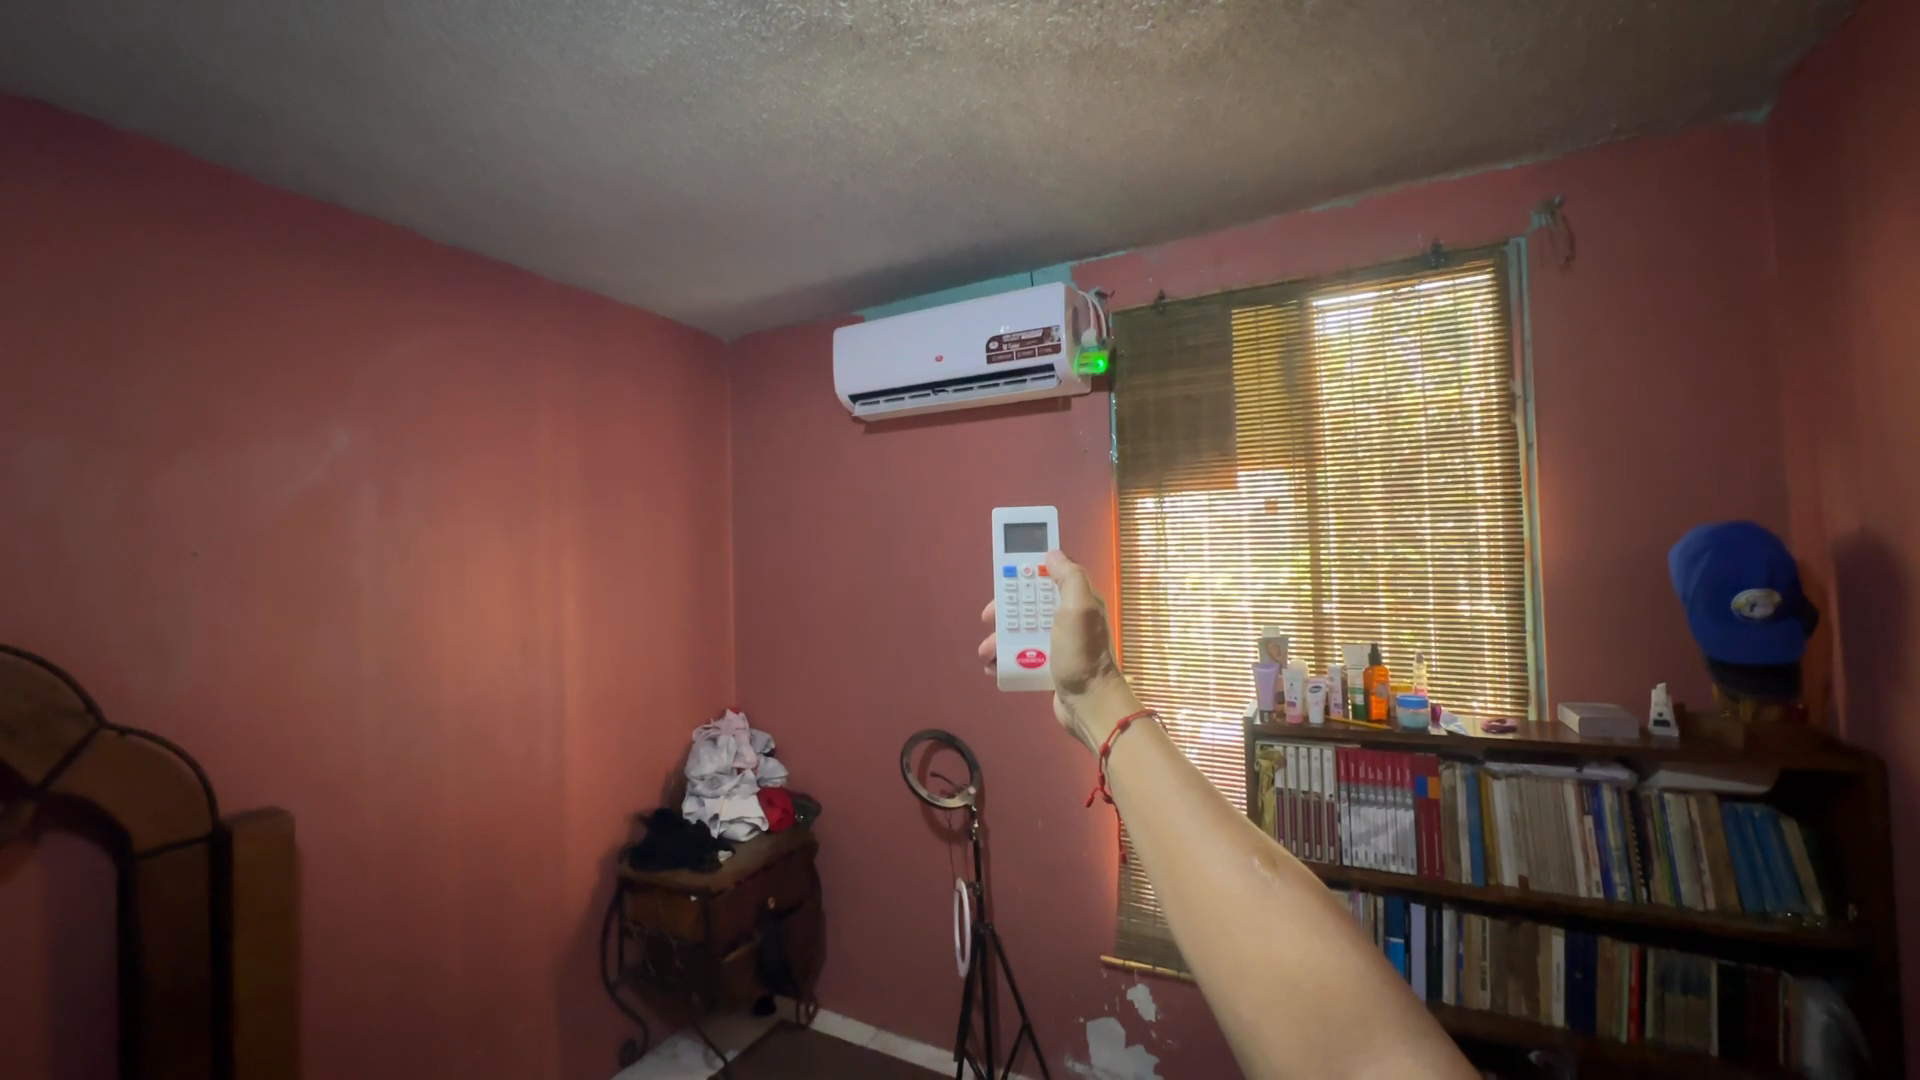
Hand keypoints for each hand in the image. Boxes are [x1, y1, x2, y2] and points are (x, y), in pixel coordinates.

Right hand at [978, 550, 1141, 751]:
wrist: (1089, 704)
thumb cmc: (1081, 653)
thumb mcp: (1079, 607)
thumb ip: (1068, 576)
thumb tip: (1053, 553)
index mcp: (1075, 599)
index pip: (1049, 574)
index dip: (1026, 570)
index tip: (1005, 575)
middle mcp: (1066, 618)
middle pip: (1028, 603)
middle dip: (1005, 608)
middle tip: (988, 617)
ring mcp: (1056, 643)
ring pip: (1021, 630)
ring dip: (1000, 638)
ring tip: (986, 651)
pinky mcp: (1047, 664)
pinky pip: (1021, 655)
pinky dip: (1005, 658)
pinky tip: (993, 666)